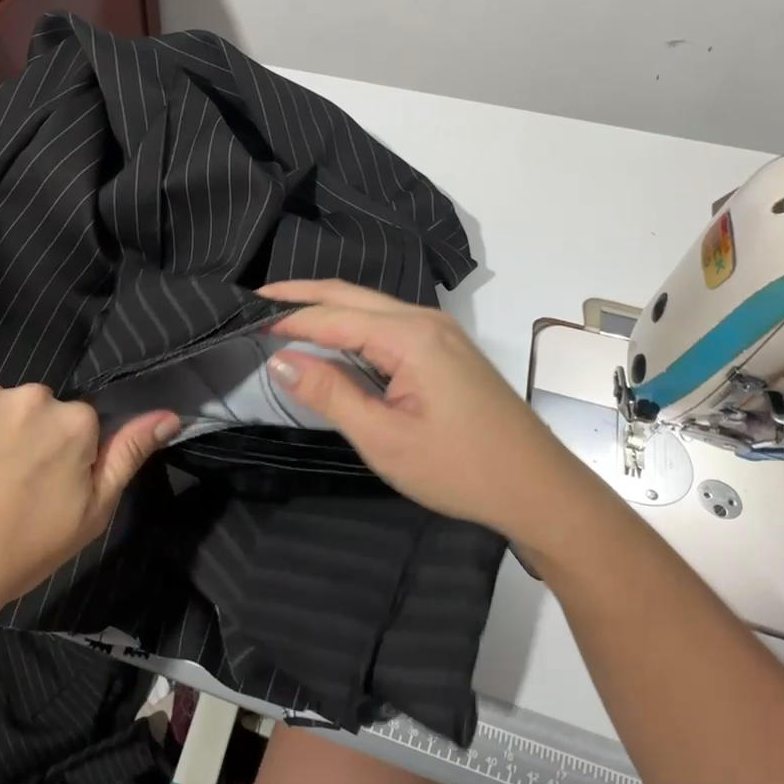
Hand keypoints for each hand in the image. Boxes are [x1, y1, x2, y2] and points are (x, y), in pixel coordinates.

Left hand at [0, 384, 178, 609]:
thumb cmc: (21, 550)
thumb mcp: (92, 513)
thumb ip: (128, 455)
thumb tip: (169, 415)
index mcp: (75, 420)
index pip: (76, 425)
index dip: (60, 458)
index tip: (41, 490)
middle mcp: (30, 396)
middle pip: (33, 410)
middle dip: (23, 438)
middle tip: (2, 489)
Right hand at [261, 279, 573, 536]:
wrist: (539, 489)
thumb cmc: (460, 469)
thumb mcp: (384, 439)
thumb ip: (330, 394)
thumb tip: (280, 359)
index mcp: (410, 336)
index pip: (332, 315)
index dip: (288, 319)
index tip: (245, 323)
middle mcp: (425, 320)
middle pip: (350, 295)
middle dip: (301, 295)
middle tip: (254, 301)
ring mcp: (440, 332)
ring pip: (370, 307)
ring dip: (326, 308)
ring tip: (282, 316)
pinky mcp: (447, 349)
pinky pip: (388, 325)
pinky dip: (351, 326)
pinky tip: (331, 339)